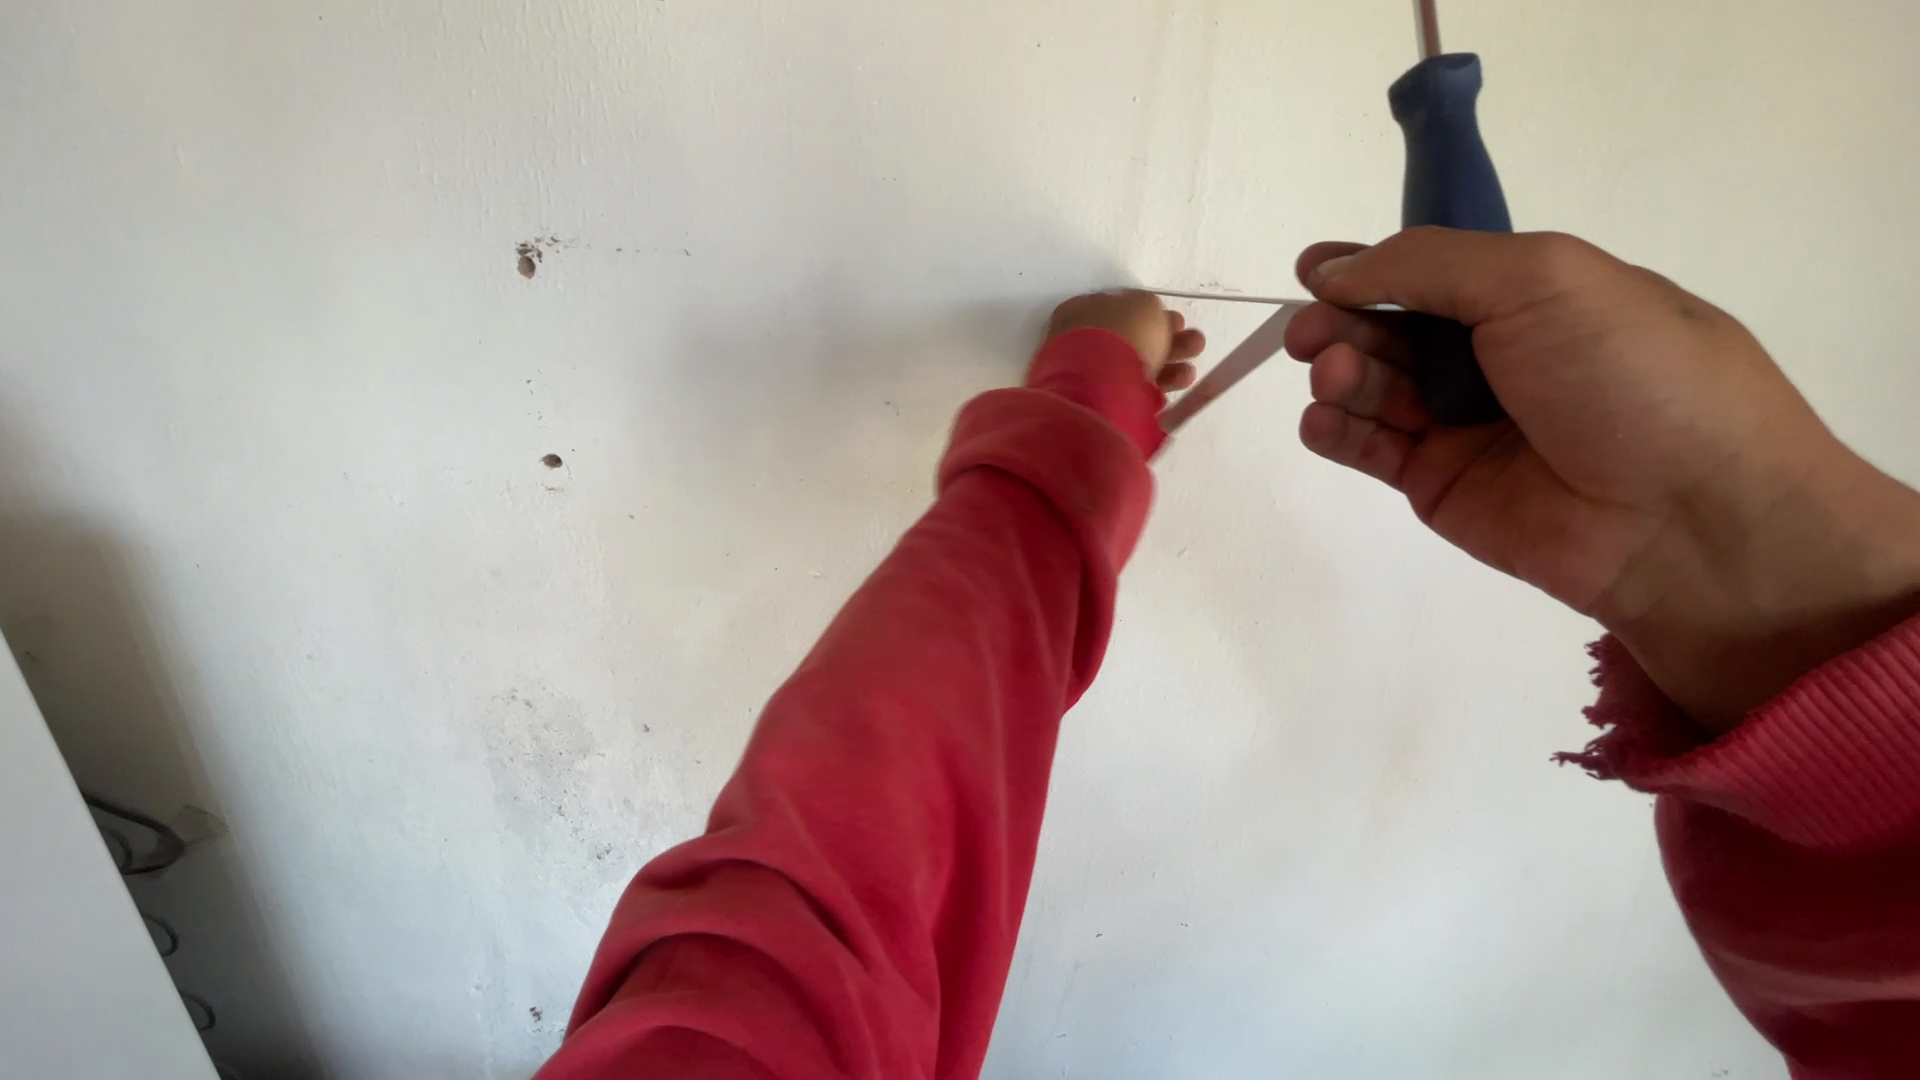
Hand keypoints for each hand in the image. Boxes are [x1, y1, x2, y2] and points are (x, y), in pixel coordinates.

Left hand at [1048, 290, 1205, 391]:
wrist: (1100, 384)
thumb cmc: (1121, 334)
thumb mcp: (1144, 306)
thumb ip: (1150, 308)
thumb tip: (1152, 320)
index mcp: (1083, 310)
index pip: (1122, 308)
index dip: (1153, 314)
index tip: (1180, 321)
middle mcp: (1083, 341)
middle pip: (1134, 338)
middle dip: (1169, 340)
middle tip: (1195, 343)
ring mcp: (1089, 374)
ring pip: (1138, 365)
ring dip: (1170, 364)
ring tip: (1190, 371)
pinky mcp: (1102, 402)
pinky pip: (1136, 390)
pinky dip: (1160, 386)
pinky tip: (1181, 383)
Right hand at [1289, 228, 1919, 731]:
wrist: (1680, 521)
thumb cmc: (1627, 376)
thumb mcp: (1541, 279)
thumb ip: (1426, 265)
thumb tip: (1328, 271)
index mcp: (1531, 297)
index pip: (1430, 272)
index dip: (1368, 267)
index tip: (1312, 269)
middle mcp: (1490, 356)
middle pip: (1388, 329)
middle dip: (1339, 323)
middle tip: (1306, 334)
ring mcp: (1457, 423)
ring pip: (1370, 387)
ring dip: (1339, 375)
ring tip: (1333, 378)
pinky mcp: (1432, 481)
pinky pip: (1364, 446)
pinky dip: (1333, 429)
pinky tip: (1321, 421)